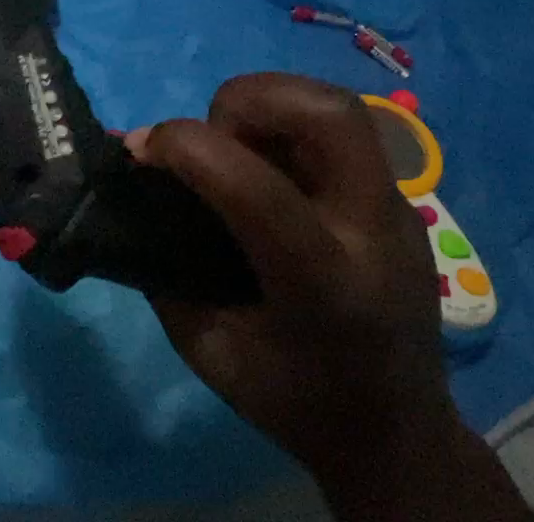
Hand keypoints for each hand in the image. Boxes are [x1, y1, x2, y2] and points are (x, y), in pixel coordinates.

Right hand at [127, 73, 455, 476]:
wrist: (396, 432)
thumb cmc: (292, 399)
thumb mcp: (206, 347)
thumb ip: (164, 269)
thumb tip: (130, 195)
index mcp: (322, 284)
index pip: (253, 187)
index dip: (183, 147)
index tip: (139, 149)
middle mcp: (372, 232)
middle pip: (327, 114)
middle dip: (247, 101)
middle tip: (210, 136)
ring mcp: (398, 210)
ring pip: (338, 106)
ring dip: (268, 106)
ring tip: (235, 148)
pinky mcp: (402, 201)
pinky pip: (341, 132)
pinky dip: (288, 127)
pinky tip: (267, 170)